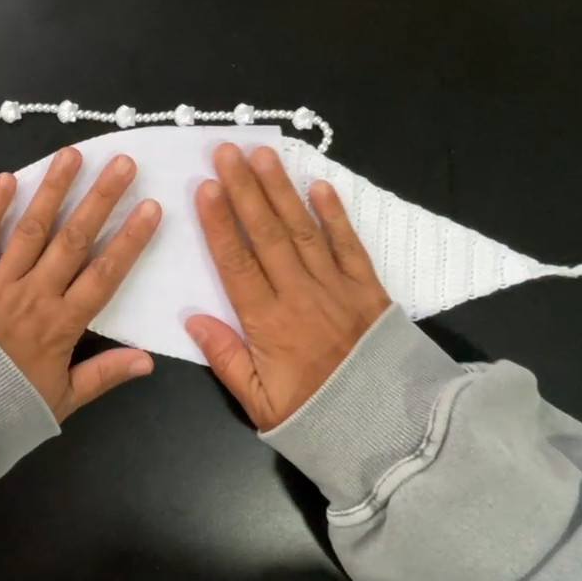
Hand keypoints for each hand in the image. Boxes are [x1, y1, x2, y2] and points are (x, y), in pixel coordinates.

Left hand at [0, 147, 162, 421]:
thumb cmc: (6, 404)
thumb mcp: (62, 399)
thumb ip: (104, 374)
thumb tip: (148, 359)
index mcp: (61, 324)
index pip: (104, 274)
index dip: (130, 241)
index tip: (150, 208)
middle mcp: (34, 295)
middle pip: (73, 240)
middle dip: (100, 200)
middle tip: (122, 163)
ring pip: (31, 230)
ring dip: (53, 190)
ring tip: (73, 154)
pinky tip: (8, 178)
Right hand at [187, 143, 392, 431]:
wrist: (387, 429)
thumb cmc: (313, 416)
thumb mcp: (258, 401)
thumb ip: (225, 357)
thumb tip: (193, 318)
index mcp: (268, 325)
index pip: (236, 264)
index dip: (219, 223)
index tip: (205, 188)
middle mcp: (301, 296)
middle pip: (267, 235)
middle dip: (245, 190)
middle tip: (228, 152)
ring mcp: (338, 288)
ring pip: (303, 231)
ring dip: (281, 190)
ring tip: (263, 155)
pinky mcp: (369, 289)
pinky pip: (349, 245)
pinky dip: (334, 214)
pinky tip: (318, 185)